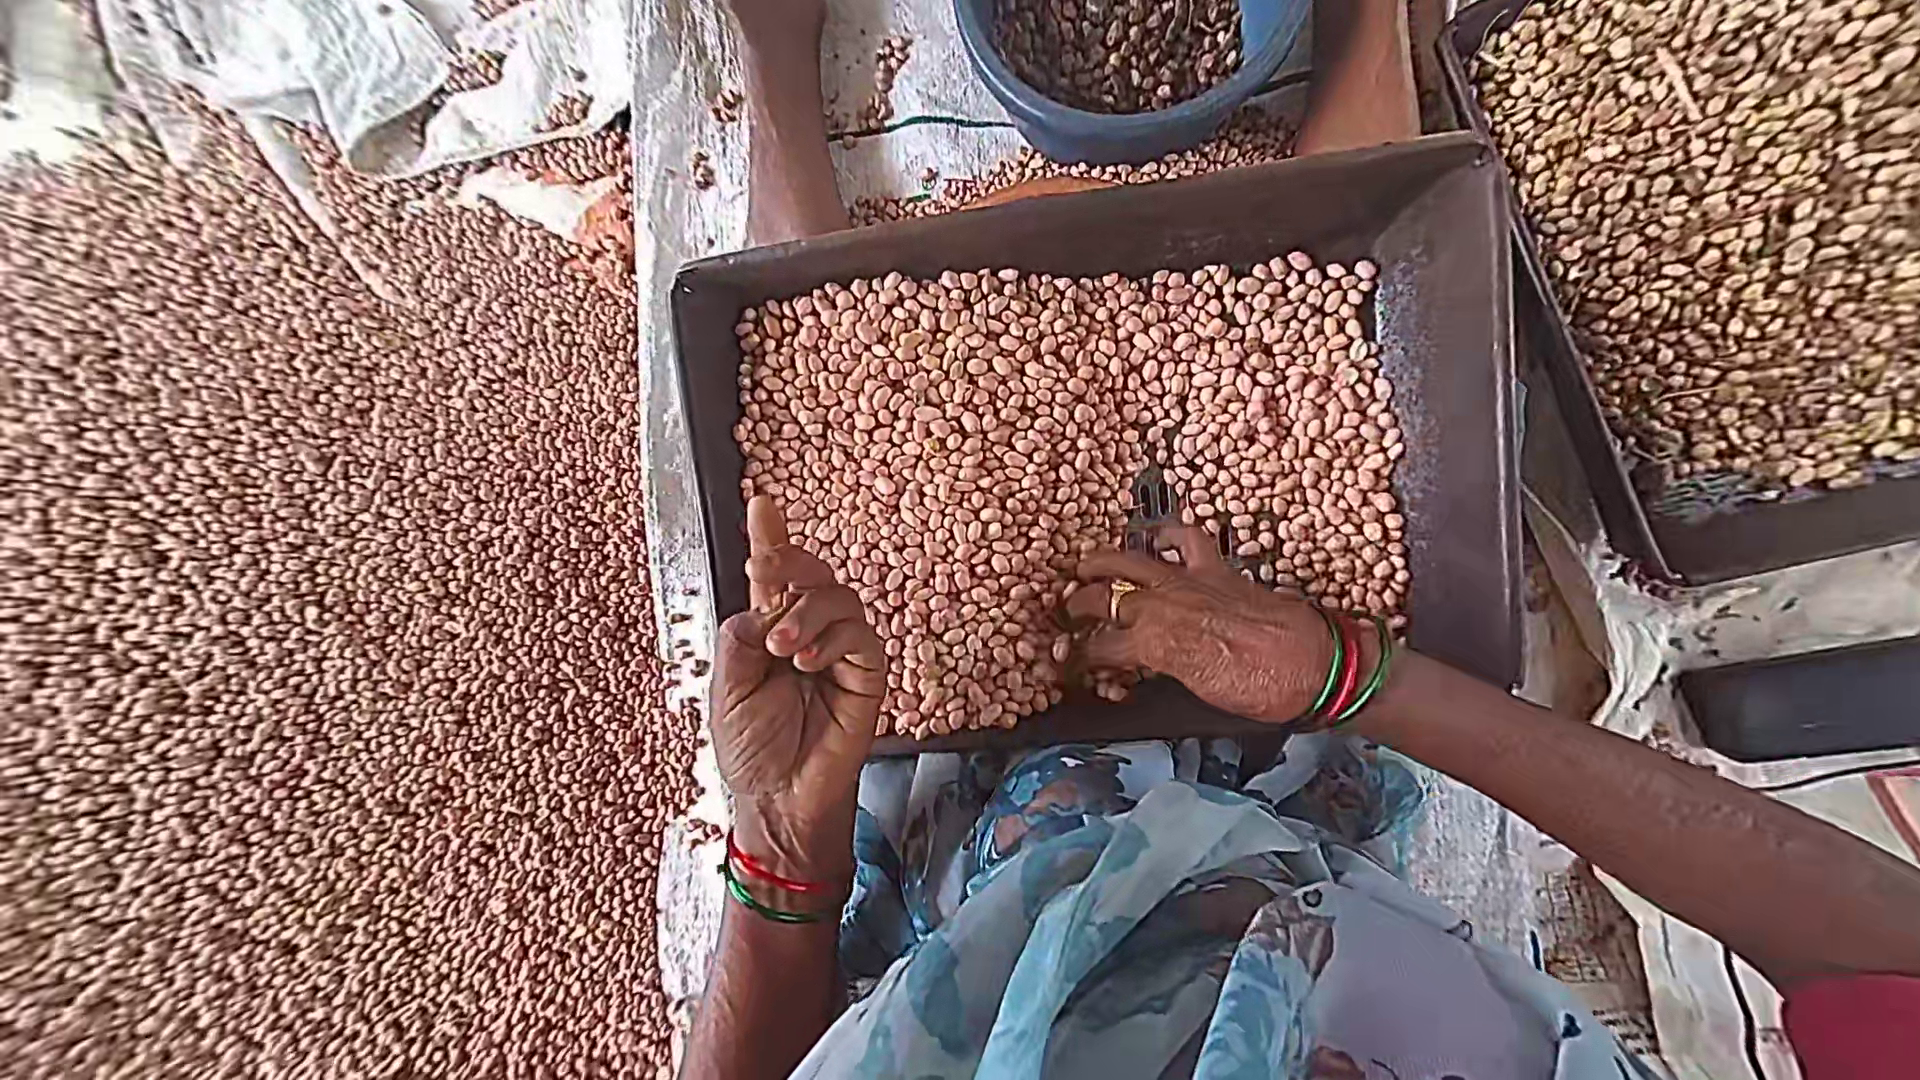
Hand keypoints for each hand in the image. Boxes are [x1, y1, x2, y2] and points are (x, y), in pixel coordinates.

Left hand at [712, 497, 885, 883]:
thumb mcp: (727, 687)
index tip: (761, 503)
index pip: (773, 575)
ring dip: (808, 611)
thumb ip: (744, 635)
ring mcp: (840, 648)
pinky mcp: (866, 669)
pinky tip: (808, 661)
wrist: (779, 796)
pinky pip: (859, 633)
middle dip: (791, 561)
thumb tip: (768, 603)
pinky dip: (832, 638)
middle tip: (767, 571)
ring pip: (838, 597)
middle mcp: (807, 630)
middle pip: (811, 573)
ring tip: (784, 648)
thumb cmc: (752, 746)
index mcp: (770, 629)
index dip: (770, 537)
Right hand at [1065, 528, 1343, 724]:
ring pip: (1128, 561)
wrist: (1317, 667)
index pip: (1097, 648)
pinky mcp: (1215, 569)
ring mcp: (1187, 581)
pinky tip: (1155, 536)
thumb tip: (1139, 663)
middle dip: (1076, 607)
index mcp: (1152, 643)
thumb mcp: (1195, 690)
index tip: (1068, 662)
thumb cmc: (1259, 689)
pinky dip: (1168, 534)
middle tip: (1066, 613)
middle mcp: (1161, 605)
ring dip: (1101, 563)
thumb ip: (1158, 668)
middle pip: (1101, 599)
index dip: (1076, 657)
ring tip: (1085, 566)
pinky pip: (1186, 539)